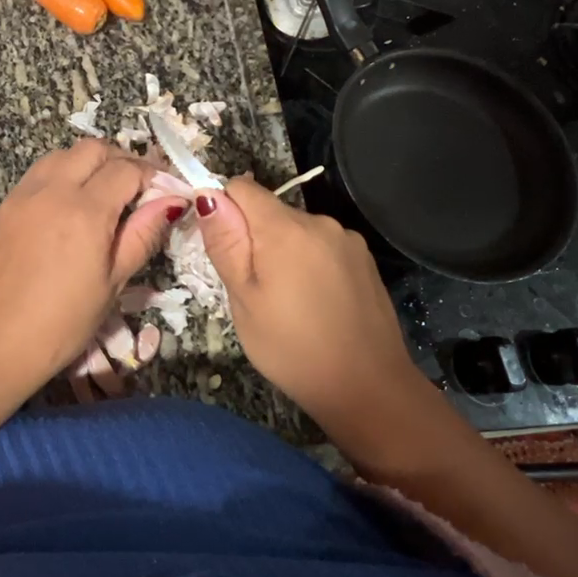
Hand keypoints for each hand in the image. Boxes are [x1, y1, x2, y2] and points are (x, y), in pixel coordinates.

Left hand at [0, 141, 187, 389]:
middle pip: (93, 149)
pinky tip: (69, 204)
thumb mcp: (111, 284)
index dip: (152, 176)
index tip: (166, 192)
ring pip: (62, 154)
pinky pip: (39, 173)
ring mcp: (23, 194)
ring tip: (104, 192)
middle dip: (121, 160)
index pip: (126, 170)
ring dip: (88, 162)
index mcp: (85, 210)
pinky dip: (61, 174)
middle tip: (138, 187)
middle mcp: (52, 190)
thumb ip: (141, 236)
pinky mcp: (3, 206)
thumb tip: (170, 201)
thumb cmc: (59, 324)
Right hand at [194, 177, 425, 429]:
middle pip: (270, 210)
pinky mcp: (364, 259)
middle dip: (254, 238)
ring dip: (283, 252)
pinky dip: (309, 264)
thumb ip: (225, 243)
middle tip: (254, 289)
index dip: (224, 212)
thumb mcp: (244, 300)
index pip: (241, 188)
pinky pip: (321, 247)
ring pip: (296, 230)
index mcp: (285, 228)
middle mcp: (319, 221)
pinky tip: (315, 302)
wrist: (369, 388)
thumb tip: (208, 195)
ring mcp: (347, 239)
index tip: (225, 251)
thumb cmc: (293, 348)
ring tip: (286, 300)